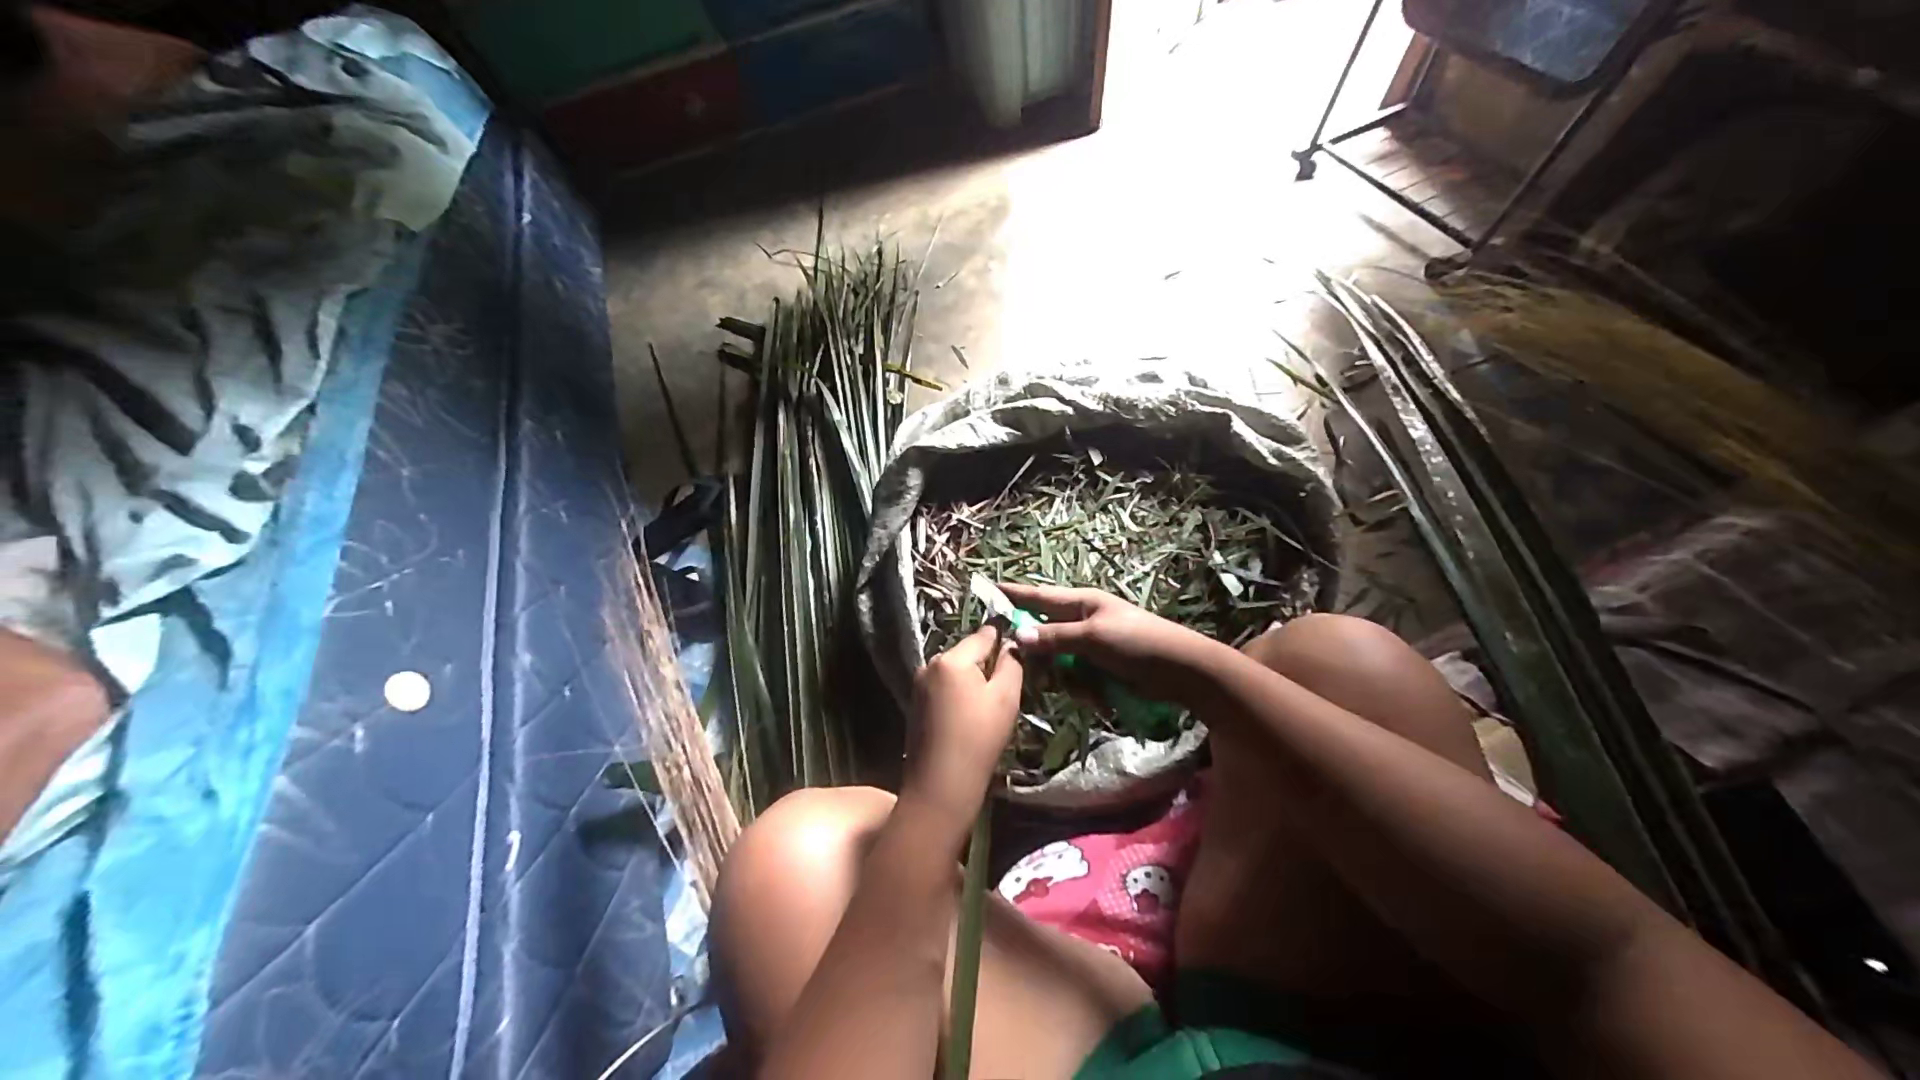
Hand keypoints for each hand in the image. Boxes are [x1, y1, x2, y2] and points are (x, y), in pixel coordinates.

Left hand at [904, 625, 1023, 814]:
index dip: (1004, 640)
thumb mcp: (1006, 698)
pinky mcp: (916, 703)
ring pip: (955, 670)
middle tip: (1006, 688)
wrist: (940, 786)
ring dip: (973, 680)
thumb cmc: (978, 739)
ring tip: (989, 706)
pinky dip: (959, 694)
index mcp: (951, 659)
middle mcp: (930, 664)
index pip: (984, 635)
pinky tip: (969, 717)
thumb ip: (1012, 663)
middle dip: (986, 663)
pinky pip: (944, 687)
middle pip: (967, 652)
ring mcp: (919, 684)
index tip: (1019, 654)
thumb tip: (1012, 643)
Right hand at [1000, 583, 1224, 704]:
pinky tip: (1099, 698)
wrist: (1183, 672)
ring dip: (1067, 679)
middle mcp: (1082, 622)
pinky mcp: (1100, 670)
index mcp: (1081, 603)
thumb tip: (1018, 635)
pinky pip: (1076, 679)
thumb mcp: (1094, 637)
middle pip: (1043, 635)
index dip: (1013, 594)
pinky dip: (1084, 689)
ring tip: (1087, 689)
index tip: (986, 590)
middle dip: (1042, 657)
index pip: (1038, 596)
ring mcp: (1091, 647)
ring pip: (1057, 662)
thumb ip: (1055, 637)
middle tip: (1041, 674)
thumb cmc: (1139, 643)